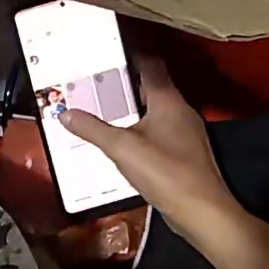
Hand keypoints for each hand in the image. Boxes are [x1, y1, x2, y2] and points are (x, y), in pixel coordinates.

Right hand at [59, 58, 244, 237]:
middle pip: (152, 87)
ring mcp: (186, 132)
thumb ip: (93, 129)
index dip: (129, 57)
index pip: (150, 64)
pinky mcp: (186, 153)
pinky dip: (141, 130)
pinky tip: (124, 143)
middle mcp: (180, 109)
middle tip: (96, 87)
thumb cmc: (165, 172)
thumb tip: (66, 114)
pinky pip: (160, 131)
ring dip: (133, 110)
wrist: (202, 211)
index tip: (105, 57)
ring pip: (156, 110)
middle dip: (125, 86)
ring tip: (104, 113)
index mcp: (168, 99)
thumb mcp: (121, 148)